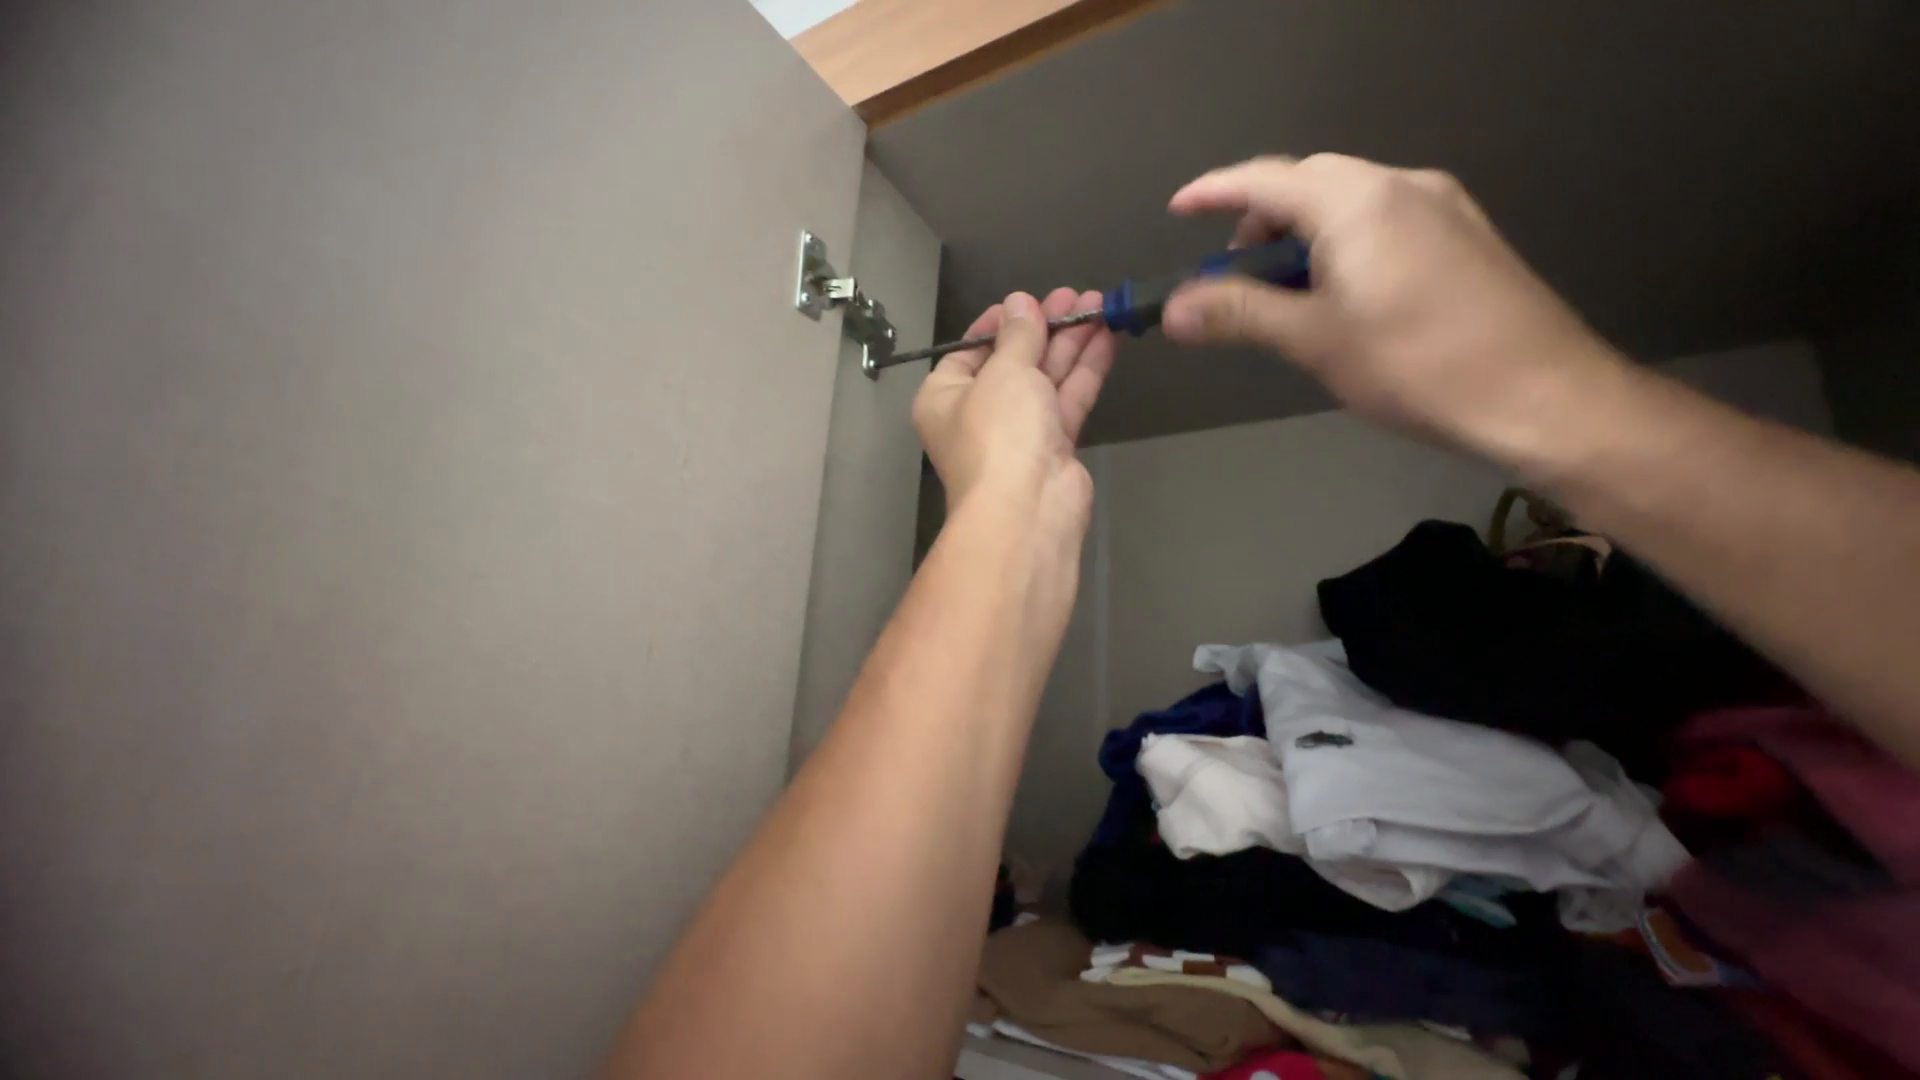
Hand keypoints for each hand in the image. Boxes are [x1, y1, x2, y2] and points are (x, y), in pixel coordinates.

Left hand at [912, 289, 1114, 526]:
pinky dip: (1085, 372)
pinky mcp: (1052, 448)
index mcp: (944, 397)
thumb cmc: (998, 433)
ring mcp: (1017, 434)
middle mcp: (977, 415)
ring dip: (1071, 344)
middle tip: (1077, 296)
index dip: (1001, 323)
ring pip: (1045, 380)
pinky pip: (1067, 401)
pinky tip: (1107, 339)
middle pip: (1013, 362)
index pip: (970, 350)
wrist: (1027, 509)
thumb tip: (1020, 303)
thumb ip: (1018, 335)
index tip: (1030, 300)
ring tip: (1100, 306)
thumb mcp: (1003, 372)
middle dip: (1046, 328)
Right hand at [1161, 154, 1626, 458]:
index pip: (1266, 180)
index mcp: (1357, 202)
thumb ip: (1238, 314)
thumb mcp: (1313, 340)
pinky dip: (1339, 246)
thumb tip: (1172, 308)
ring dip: (1299, 238)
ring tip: (1280, 296)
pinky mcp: (1461, 235)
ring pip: (1346, 204)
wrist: (1539, 394)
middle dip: (1258, 223)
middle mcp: (1400, 186)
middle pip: (1308, 185)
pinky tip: (1336, 297)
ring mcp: (1440, 207)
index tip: (1178, 210)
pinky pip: (1381, 221)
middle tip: (1231, 276)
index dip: (1214, 192)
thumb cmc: (1413, 365)